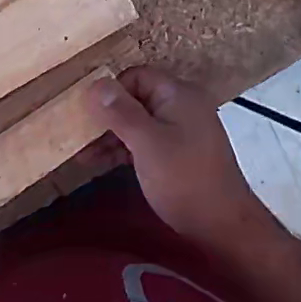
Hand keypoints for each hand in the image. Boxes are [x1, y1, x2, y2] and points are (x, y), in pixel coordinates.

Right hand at [88, 66, 282, 251]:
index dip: (111, 91)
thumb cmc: (183, 178)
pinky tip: (102, 163)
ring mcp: (183, 130)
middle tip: (79, 135)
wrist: (221, 225)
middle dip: (107, 116)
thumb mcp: (146, 143)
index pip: (137, 76)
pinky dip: (125, 149)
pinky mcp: (179, 153)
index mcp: (178, 94)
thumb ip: (120, 112)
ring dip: (112, 135)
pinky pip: (146, 141)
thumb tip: (96, 84)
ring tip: (84, 155)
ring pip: (139, 122)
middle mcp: (182, 106)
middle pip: (136, 98)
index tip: (87, 113)